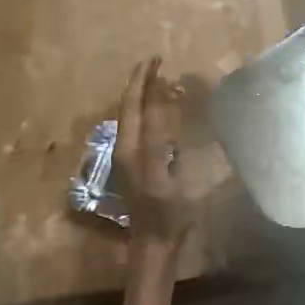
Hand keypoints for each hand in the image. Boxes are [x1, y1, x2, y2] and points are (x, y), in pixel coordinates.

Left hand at [116, 57, 202, 245]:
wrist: (154, 243)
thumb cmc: (172, 215)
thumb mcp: (179, 179)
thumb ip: (173, 144)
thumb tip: (170, 110)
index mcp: (137, 150)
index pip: (139, 106)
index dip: (148, 82)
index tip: (159, 61)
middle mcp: (125, 148)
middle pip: (129, 106)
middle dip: (140, 81)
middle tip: (155, 60)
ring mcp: (125, 156)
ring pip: (128, 115)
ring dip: (139, 93)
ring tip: (155, 77)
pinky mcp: (130, 163)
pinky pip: (133, 125)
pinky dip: (142, 108)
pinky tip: (154, 106)